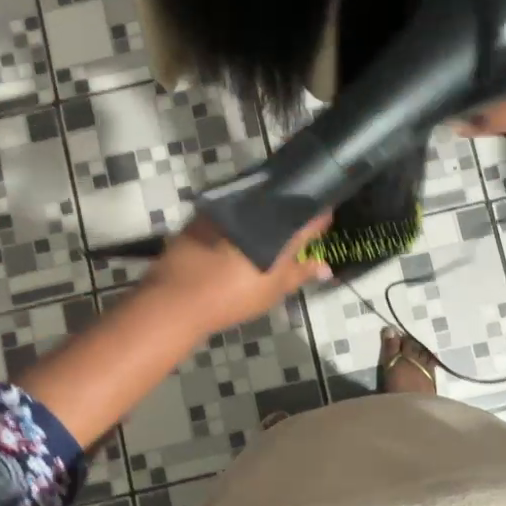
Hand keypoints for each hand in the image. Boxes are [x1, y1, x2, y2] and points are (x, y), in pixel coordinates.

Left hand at [139, 212, 333, 335]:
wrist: (178, 299)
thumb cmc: (233, 297)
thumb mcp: (273, 290)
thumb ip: (301, 273)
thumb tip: (326, 267)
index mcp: (278, 230)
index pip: (310, 215)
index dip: (319, 218)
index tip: (322, 224)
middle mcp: (255, 211)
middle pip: (281, 205)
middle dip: (289, 215)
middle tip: (291, 232)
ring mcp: (227, 210)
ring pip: (254, 205)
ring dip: (262, 215)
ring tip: (264, 231)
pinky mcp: (203, 214)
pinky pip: (229, 210)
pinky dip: (237, 219)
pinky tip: (235, 233)